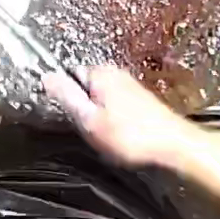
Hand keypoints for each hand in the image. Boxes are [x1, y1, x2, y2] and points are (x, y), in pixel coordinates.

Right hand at [43, 65, 215, 170]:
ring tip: (106, 135)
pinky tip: (120, 134)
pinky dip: (112, 118)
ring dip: (98, 114)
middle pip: (84, 86)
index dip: (65, 97)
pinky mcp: (138, 98)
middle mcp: (115, 73)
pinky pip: (113, 104)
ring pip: (99, 97)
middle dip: (82, 107)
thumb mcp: (89, 119)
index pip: (68, 75)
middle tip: (89, 129)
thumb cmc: (131, 136)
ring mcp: (128, 84)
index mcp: (100, 73)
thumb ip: (66, 96)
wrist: (174, 146)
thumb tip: (46, 77)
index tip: (71, 117)